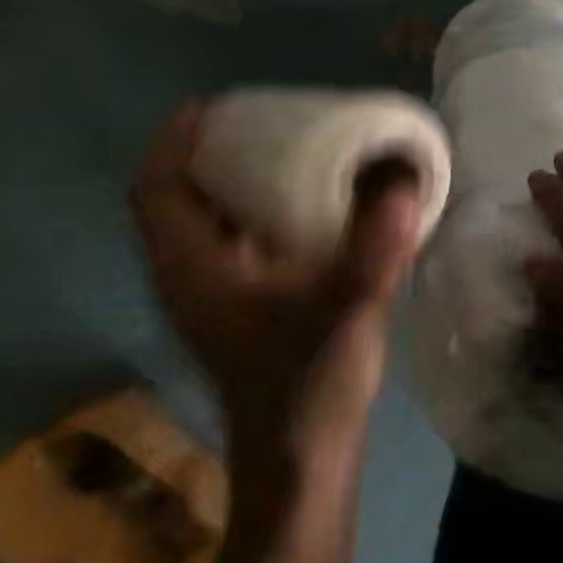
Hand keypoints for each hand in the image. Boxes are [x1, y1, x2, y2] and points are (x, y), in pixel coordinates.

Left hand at [131, 99, 424, 466]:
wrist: (303, 457)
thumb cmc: (309, 384)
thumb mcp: (345, 311)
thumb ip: (375, 251)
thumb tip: (406, 181)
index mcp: (192, 268)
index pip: (157, 190)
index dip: (175, 141)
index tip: (213, 105)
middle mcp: (192, 274)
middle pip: (179, 195)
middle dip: (210, 149)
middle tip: (262, 116)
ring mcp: (215, 290)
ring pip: (206, 215)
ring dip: (234, 175)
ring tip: (285, 143)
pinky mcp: (241, 301)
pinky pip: (235, 235)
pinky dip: (256, 204)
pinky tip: (305, 196)